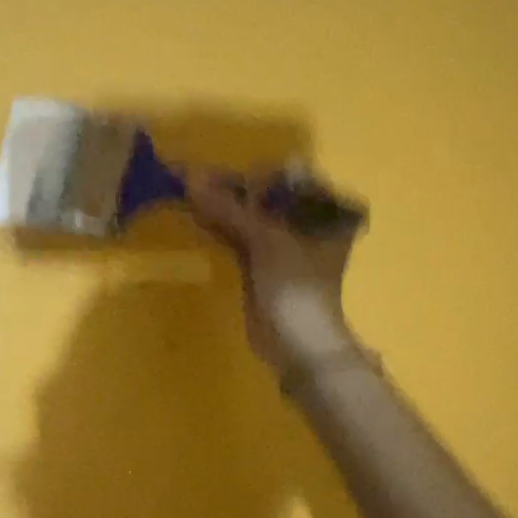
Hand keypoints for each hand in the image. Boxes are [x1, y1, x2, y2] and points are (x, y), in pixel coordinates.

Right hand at [189, 166, 365, 376]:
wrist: (296, 342)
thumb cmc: (295, 285)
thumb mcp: (266, 239)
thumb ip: (229, 208)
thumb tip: (191, 178)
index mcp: (326, 209)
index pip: (288, 176)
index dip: (254, 174)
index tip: (222, 178)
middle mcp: (309, 221)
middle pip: (266, 194)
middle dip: (233, 188)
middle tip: (197, 182)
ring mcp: (285, 243)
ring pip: (250, 214)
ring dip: (223, 206)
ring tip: (190, 194)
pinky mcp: (263, 263)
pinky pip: (240, 235)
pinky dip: (221, 226)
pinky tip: (198, 215)